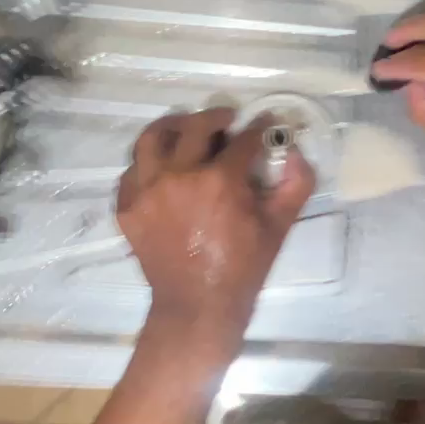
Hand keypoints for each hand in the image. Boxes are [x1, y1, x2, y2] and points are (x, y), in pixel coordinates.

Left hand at [116, 107, 314, 342]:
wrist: (198, 306)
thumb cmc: (243, 268)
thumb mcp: (279, 227)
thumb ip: (296, 185)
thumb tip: (295, 153)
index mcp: (219, 181)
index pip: (243, 140)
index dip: (259, 128)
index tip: (265, 123)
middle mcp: (178, 176)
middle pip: (194, 127)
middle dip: (216, 117)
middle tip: (227, 121)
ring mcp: (147, 191)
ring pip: (152, 139)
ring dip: (172, 128)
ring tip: (185, 131)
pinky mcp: (128, 208)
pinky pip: (131, 171)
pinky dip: (147, 163)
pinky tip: (162, 167)